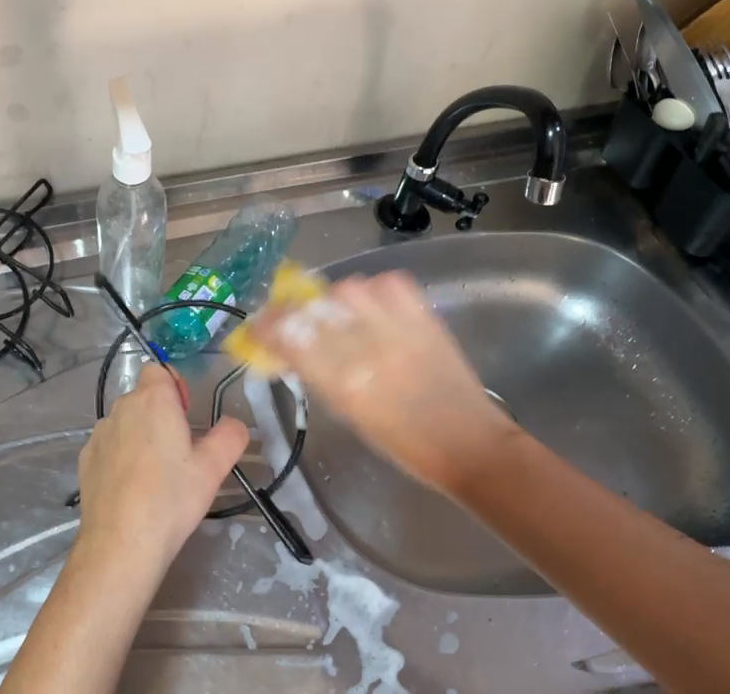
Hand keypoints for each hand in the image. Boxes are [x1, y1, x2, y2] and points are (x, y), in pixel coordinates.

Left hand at [75, 366, 249, 572]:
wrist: (121, 541)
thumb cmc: (172, 498)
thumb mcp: (213, 468)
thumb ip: (230, 437)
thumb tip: (234, 423)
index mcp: (153, 400)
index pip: (159, 369)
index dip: (174, 387)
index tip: (186, 416)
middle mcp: (121, 407)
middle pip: (142, 397)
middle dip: (160, 414)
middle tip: (179, 452)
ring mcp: (99, 433)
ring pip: (124, 422)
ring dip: (139, 436)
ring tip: (155, 475)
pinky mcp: (86, 458)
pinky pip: (108, 446)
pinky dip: (120, 457)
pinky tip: (132, 488)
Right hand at [245, 271, 518, 495]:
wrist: (470, 445)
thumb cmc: (404, 445)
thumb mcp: (350, 415)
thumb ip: (318, 375)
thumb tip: (288, 349)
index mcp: (343, 383)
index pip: (286, 336)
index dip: (265, 327)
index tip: (258, 328)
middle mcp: (366, 349)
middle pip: (313, 306)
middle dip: (294, 309)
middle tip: (295, 317)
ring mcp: (398, 329)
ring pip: (349, 288)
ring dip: (336, 298)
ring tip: (340, 313)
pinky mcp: (425, 319)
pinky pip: (390, 284)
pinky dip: (376, 289)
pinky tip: (374, 306)